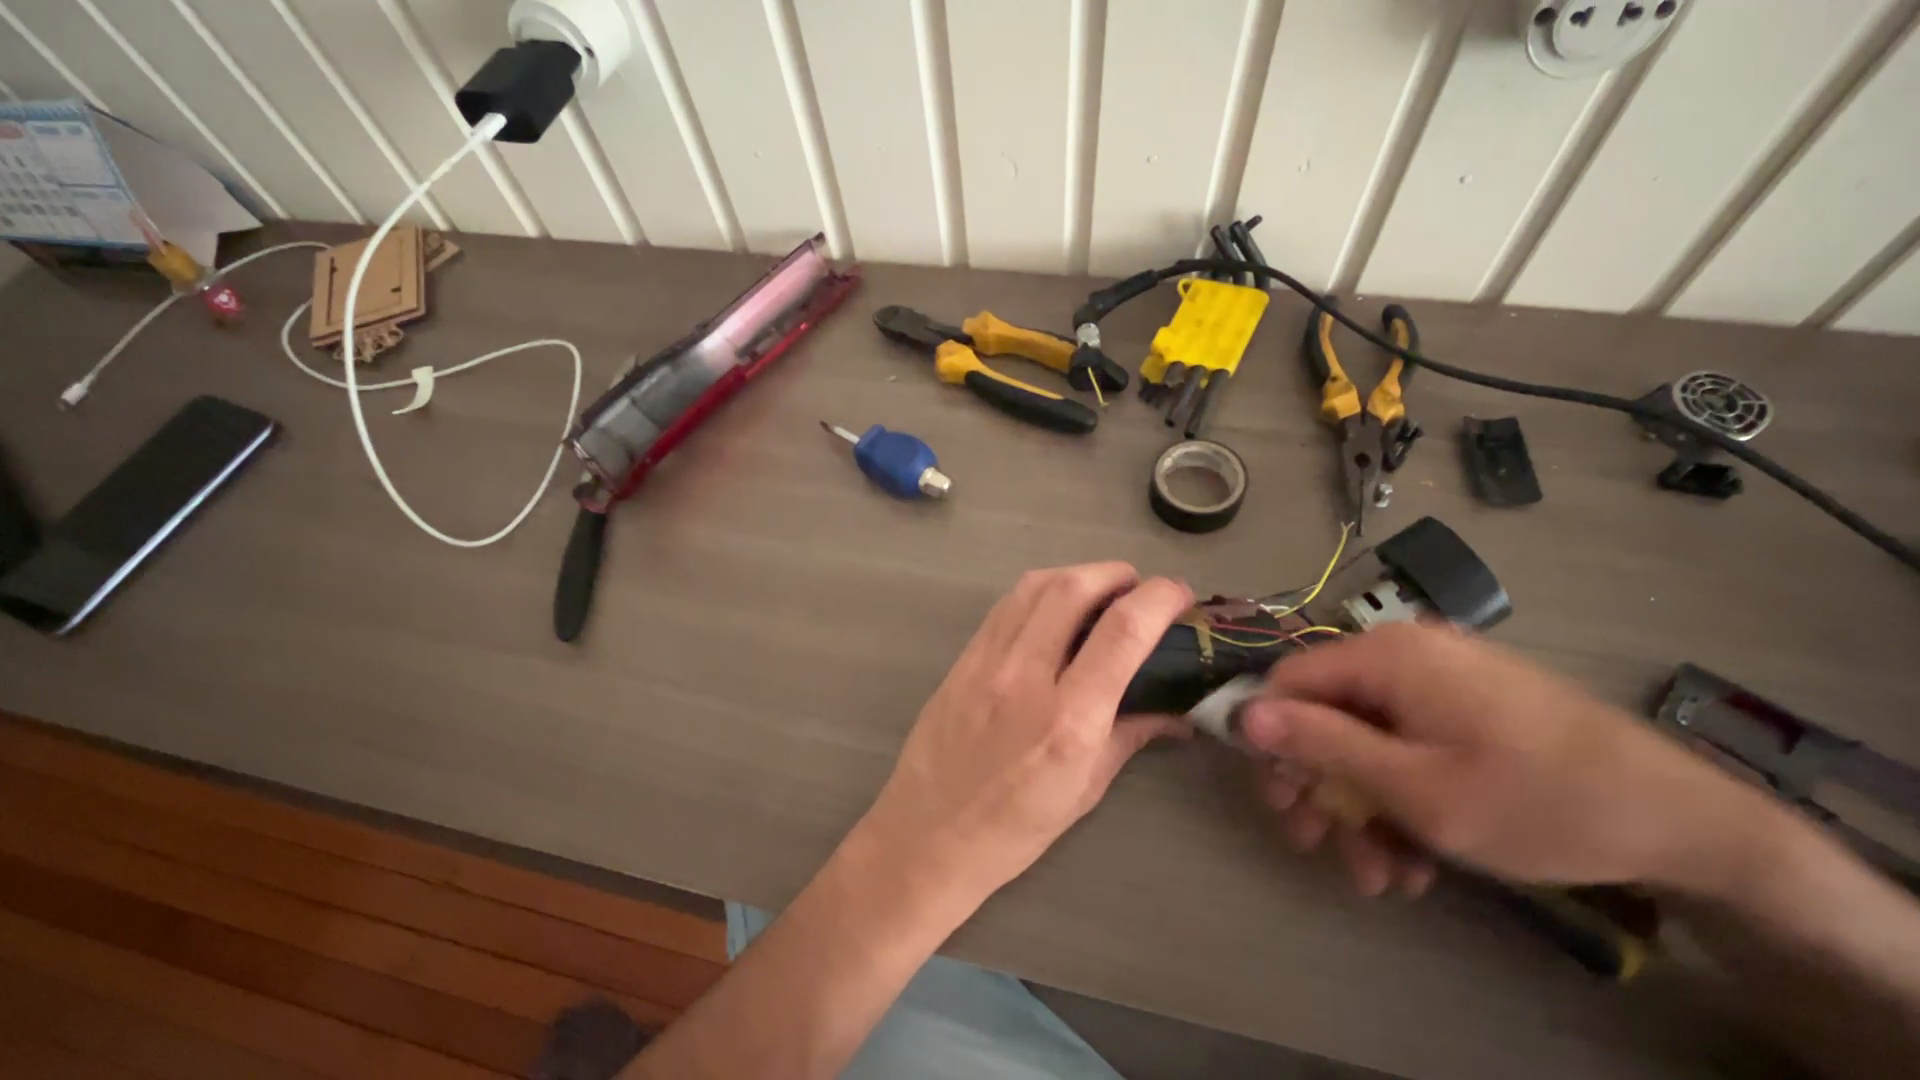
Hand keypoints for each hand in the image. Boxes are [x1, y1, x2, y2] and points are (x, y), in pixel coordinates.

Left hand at [855, 564, 1193, 904]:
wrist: (927, 837)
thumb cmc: (1015, 828)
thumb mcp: (1086, 789)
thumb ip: (1132, 734)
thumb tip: (1179, 708)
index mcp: (1068, 719)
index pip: (1123, 630)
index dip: (1161, 597)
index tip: (1180, 596)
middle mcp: (1026, 677)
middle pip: (1075, 587)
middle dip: (1118, 573)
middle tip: (1139, 590)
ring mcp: (986, 662)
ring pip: (1036, 585)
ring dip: (1078, 574)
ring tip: (1101, 592)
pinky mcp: (962, 659)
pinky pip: (1006, 605)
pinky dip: (1040, 592)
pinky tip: (1055, 609)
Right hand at [1239, 623, 1774, 897]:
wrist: (1679, 820)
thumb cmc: (1536, 801)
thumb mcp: (1415, 787)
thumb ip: (1323, 745)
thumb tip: (1243, 712)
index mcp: (1388, 656)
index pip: (1288, 680)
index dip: (1270, 740)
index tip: (1277, 802)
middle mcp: (1408, 655)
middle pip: (1326, 715)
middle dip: (1320, 789)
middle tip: (1317, 849)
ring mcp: (1443, 683)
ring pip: (1367, 742)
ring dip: (1362, 811)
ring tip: (1382, 877)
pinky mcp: (1470, 711)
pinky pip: (1409, 747)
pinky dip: (1401, 800)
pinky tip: (1417, 860)